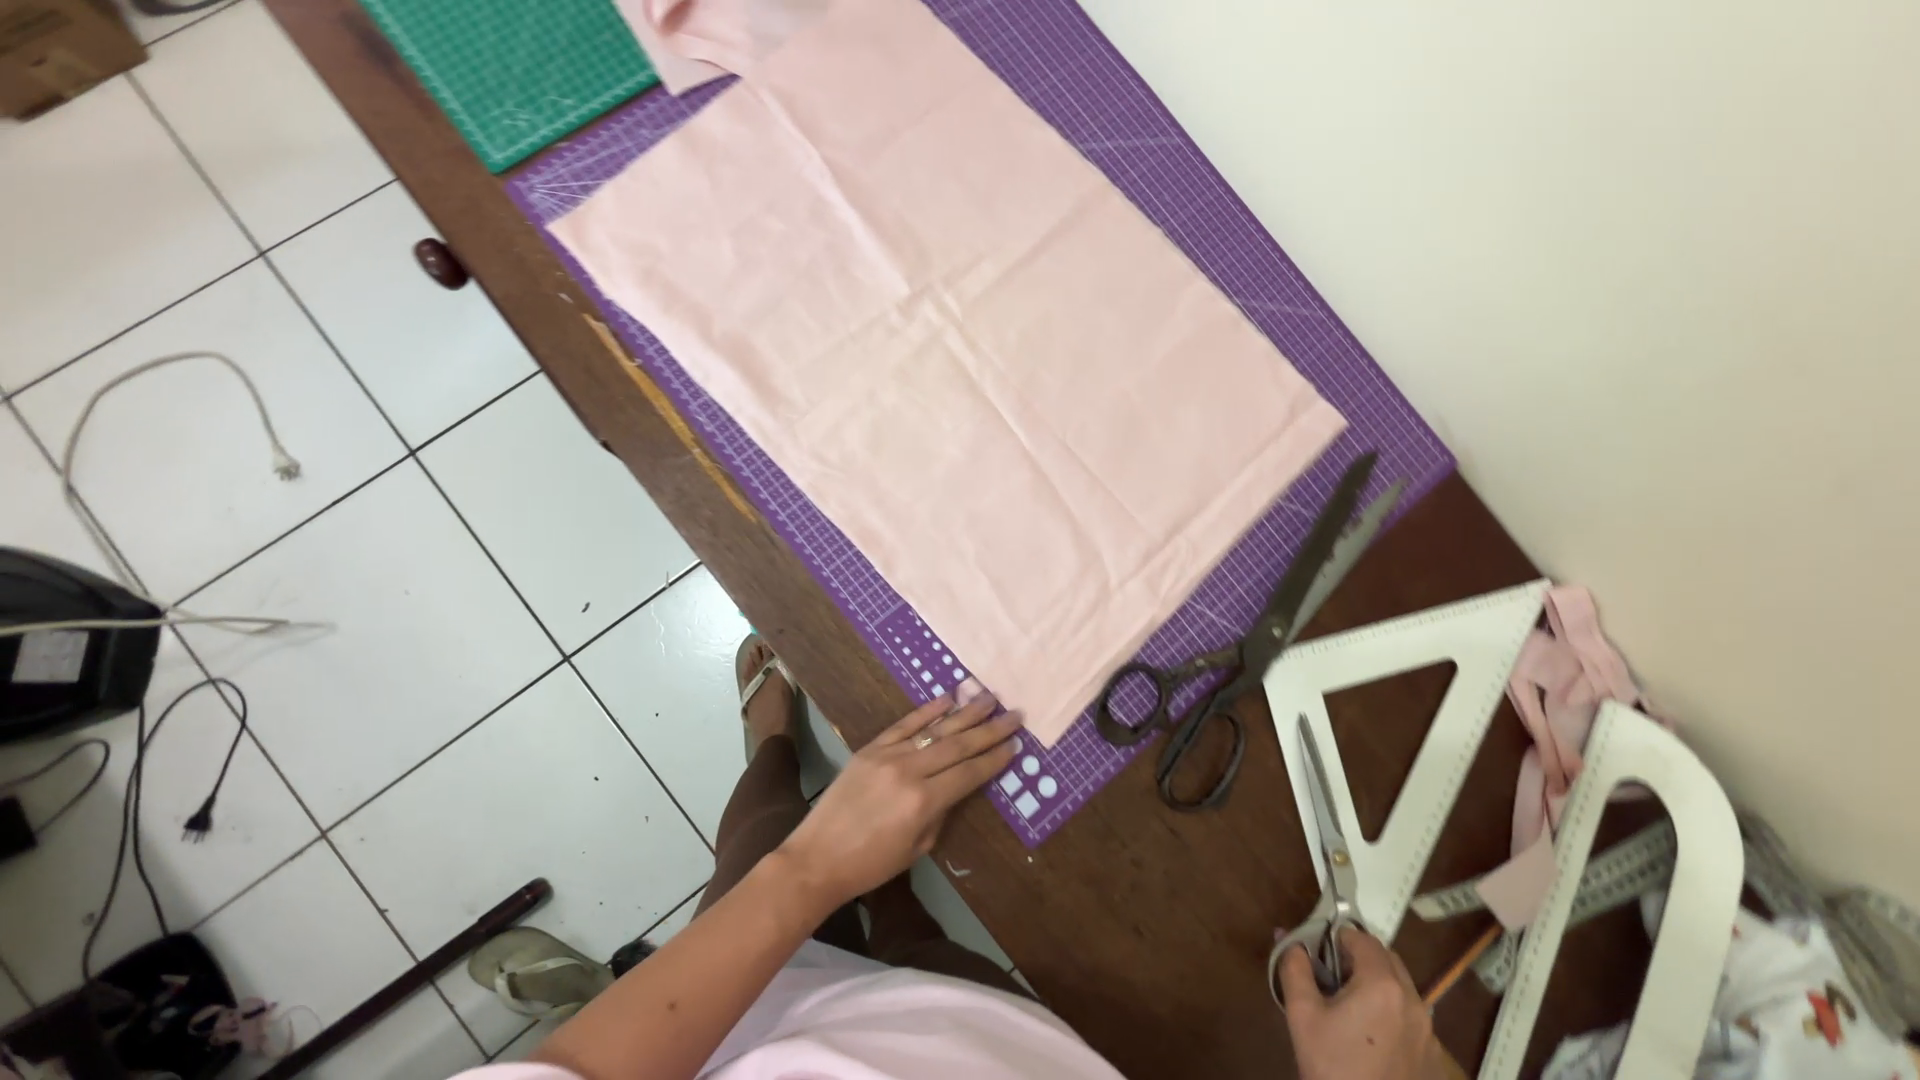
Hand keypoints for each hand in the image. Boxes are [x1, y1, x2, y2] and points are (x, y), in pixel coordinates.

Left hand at [777, 691, 1021, 906]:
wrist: (816, 858)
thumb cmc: (870, 865)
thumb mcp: (917, 848)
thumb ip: (940, 813)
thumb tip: (956, 786)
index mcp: (923, 802)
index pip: (969, 773)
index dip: (994, 759)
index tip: (1015, 745)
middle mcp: (909, 771)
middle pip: (958, 745)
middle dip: (990, 730)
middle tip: (1016, 715)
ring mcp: (887, 755)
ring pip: (935, 729)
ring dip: (965, 713)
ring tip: (990, 698)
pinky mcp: (869, 749)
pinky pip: (904, 725)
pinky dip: (926, 711)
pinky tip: (947, 699)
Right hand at [1279, 926, 1447, 1079]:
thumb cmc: (1331, 1066)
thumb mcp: (1301, 1014)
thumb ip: (1294, 968)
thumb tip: (1291, 940)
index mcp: (1382, 985)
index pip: (1363, 938)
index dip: (1339, 938)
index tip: (1320, 953)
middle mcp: (1413, 1001)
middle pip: (1388, 959)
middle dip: (1360, 957)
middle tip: (1332, 976)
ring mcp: (1428, 1031)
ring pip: (1402, 987)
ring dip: (1378, 983)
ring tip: (1350, 1007)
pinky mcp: (1432, 1056)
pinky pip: (1412, 1017)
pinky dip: (1392, 1011)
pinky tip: (1370, 1037)